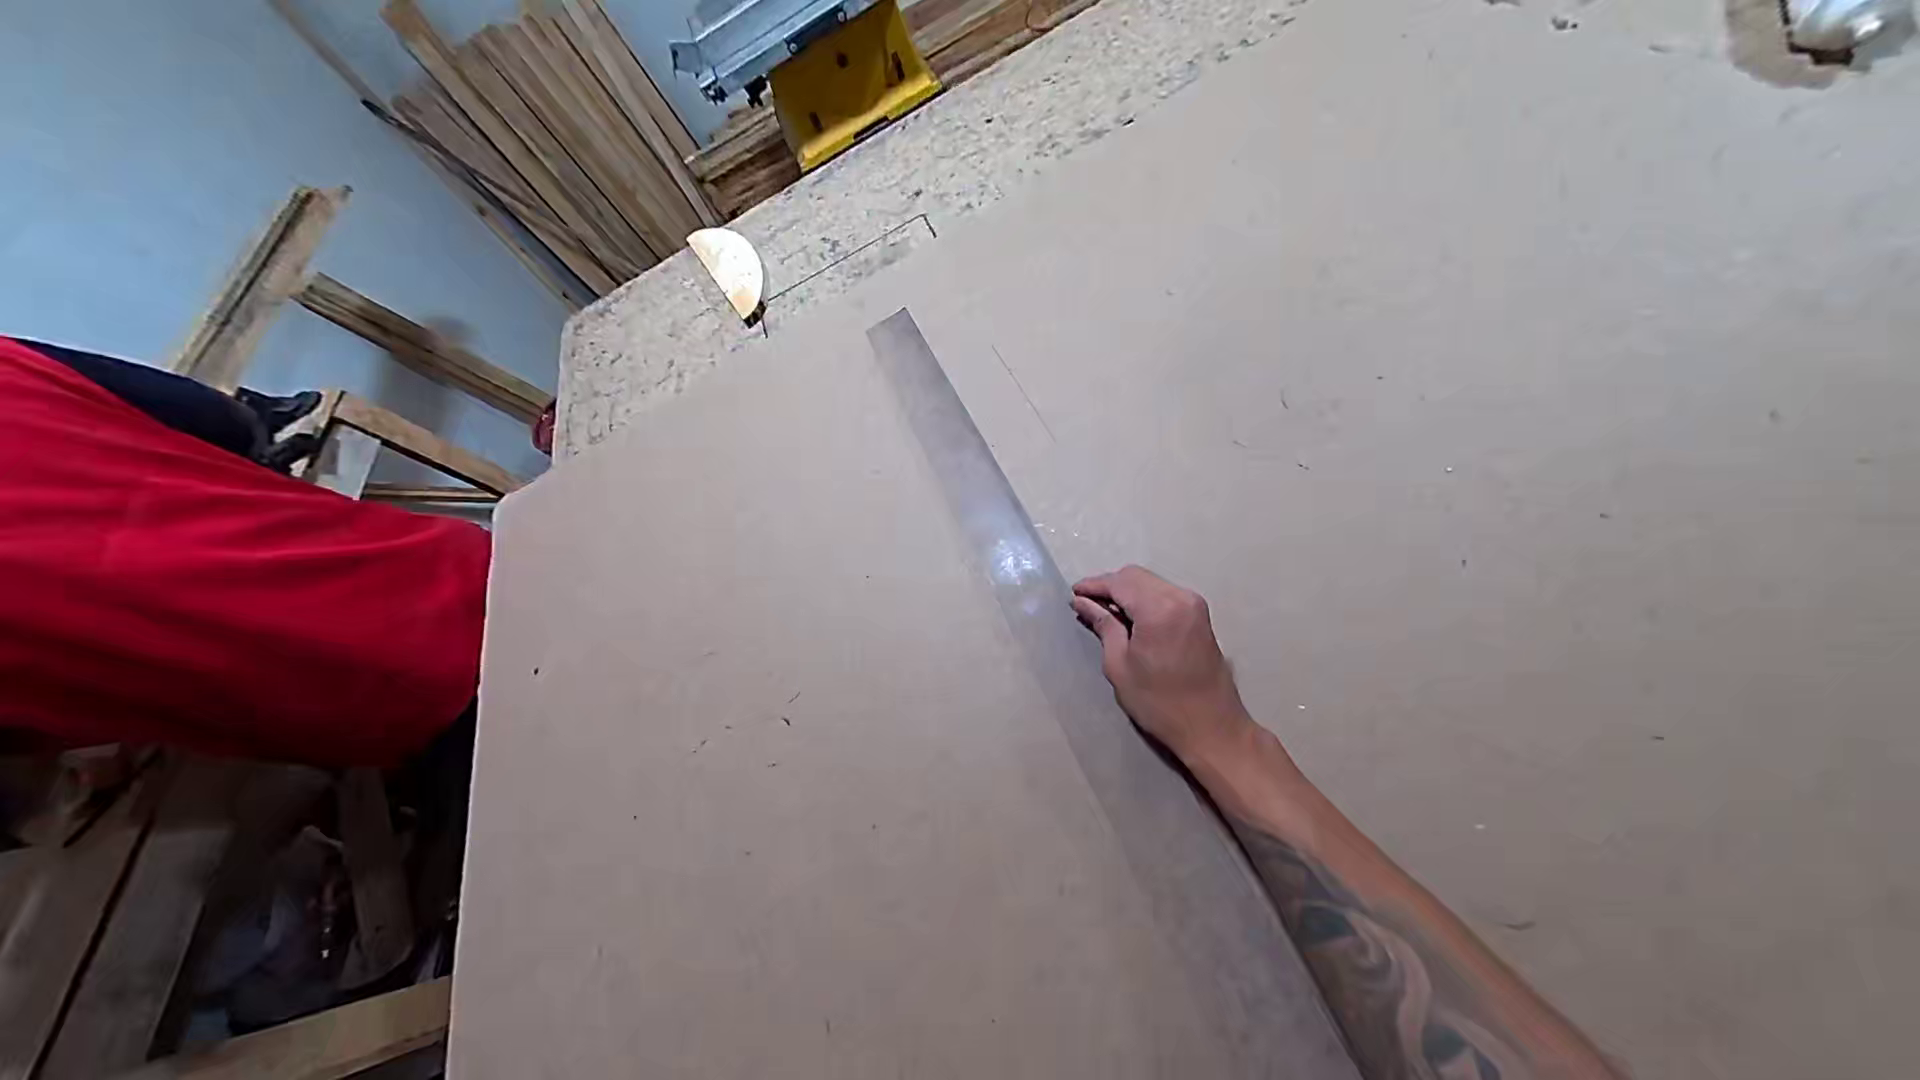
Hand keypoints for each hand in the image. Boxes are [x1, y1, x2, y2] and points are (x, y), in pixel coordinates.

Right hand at [1070, 566, 1258, 768]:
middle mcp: (1180, 597)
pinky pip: (1164, 594)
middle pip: (1135, 576)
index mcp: (1159, 609)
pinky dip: (1143, 598)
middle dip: (1109, 586)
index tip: (1073, 594)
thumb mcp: (1119, 665)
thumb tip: (1082, 602)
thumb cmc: (1159, 702)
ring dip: (1126, 592)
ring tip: (1105, 613)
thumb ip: (1103, 625)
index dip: (1093, 585)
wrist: (1211, 727)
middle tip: (1086, 604)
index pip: (1119, 582)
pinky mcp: (1199, 615)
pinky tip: (1129, 617)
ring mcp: (1194, 604)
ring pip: (1150, 583)